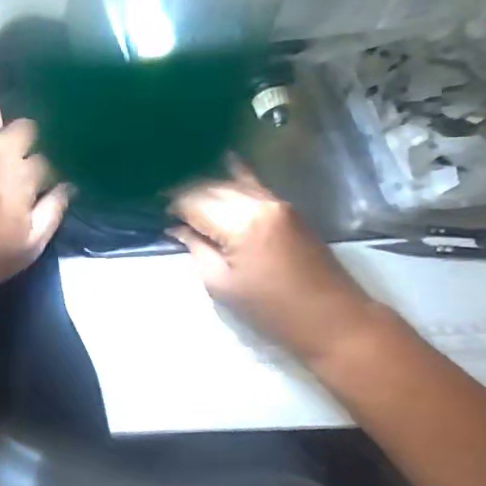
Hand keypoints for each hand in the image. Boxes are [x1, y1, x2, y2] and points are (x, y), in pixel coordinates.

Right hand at [168, 165, 383, 363]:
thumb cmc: (273, 312)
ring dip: (207, 184)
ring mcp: (277, 201)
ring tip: (185, 189)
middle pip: (211, 185)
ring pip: (232, 181)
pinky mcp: (288, 207)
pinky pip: (253, 184)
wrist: (333, 319)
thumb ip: (197, 249)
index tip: (152, 206)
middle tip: (163, 200)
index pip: (193, 200)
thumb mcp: (223, 286)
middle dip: (185, 190)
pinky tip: (221, 166)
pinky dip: (234, 178)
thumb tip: (177, 227)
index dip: (170, 202)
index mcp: (241, 223)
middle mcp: (259, 202)